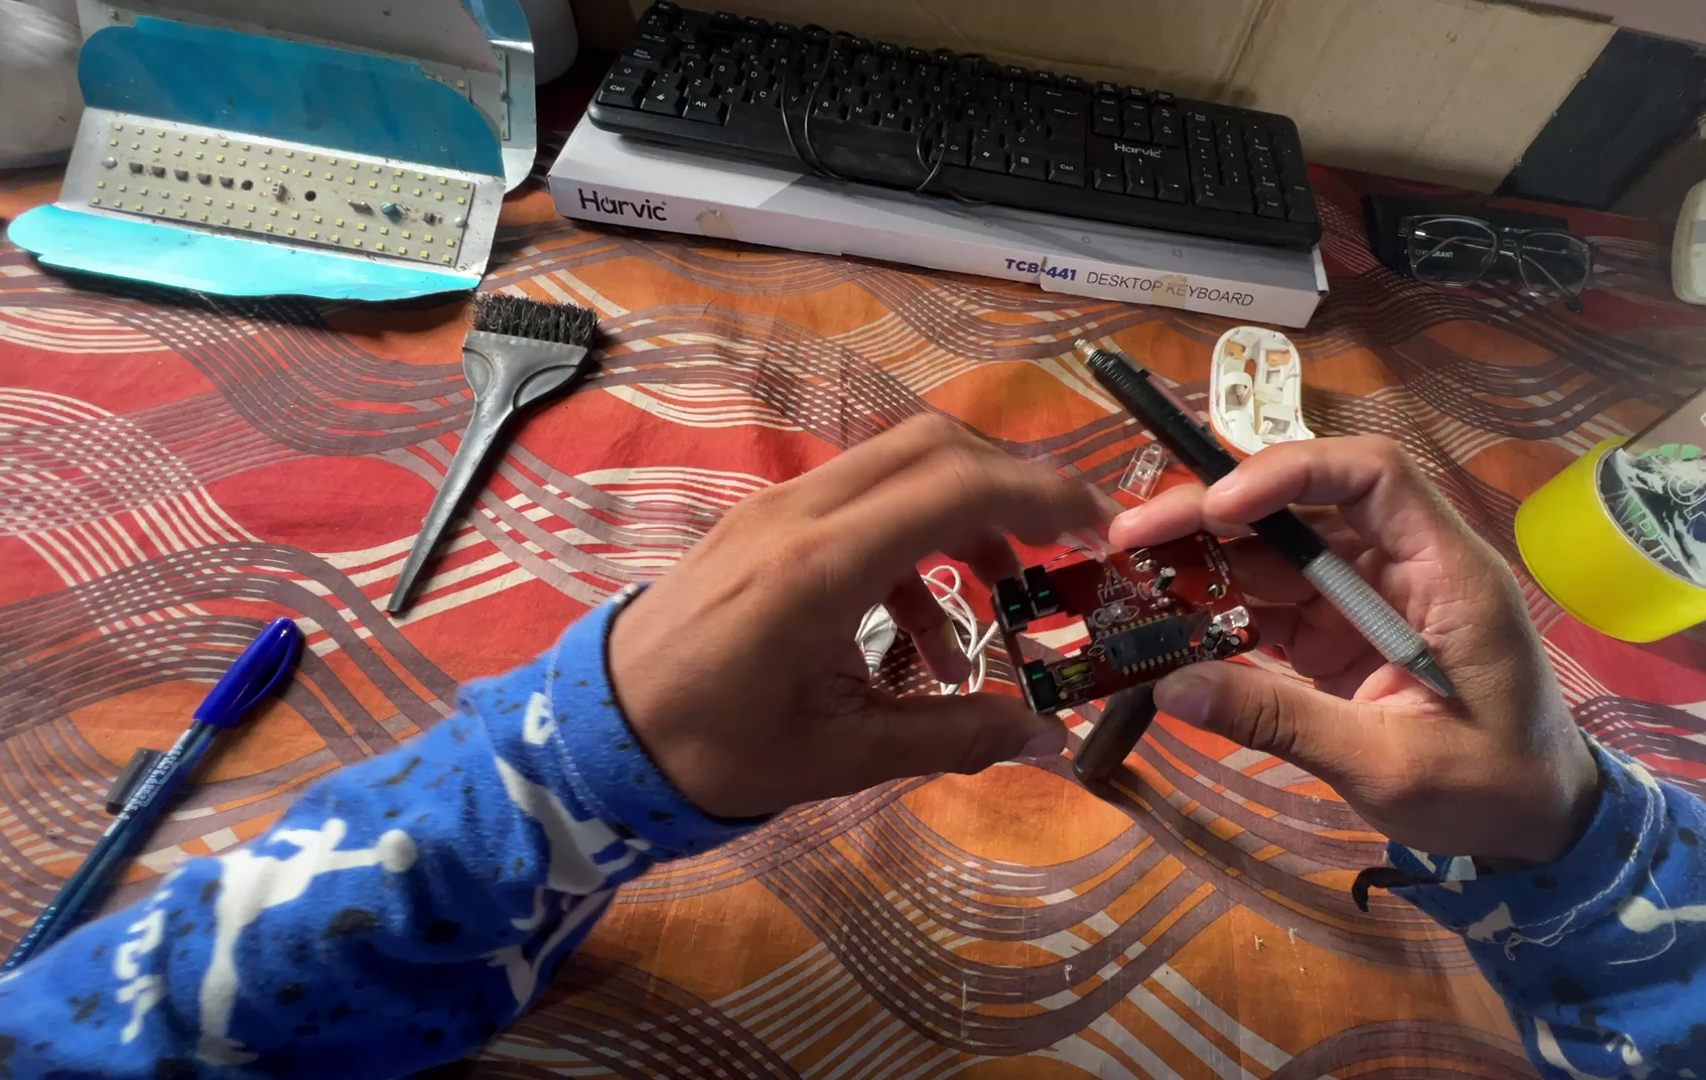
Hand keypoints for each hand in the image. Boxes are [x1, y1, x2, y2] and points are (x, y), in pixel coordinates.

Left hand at [608, 416, 1106, 818]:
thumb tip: (1047, 738)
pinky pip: (865, 501)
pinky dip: (915, 546)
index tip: (1100, 527)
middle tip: (1065, 543)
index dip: (1043, 494)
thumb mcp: (841, 756)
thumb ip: (953, 738)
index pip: (956, 485)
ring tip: (1002, 595)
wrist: (597, 731)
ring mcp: (782, 504)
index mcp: (822, 565)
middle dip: (1016, 486)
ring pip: (901, 465)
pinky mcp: (771, 517)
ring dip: (967, 516)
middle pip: (935, 447)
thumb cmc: (712, 749)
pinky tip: (921, 627)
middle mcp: (804, 510)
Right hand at [1108, 436, 1598, 865]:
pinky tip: (1162, 614)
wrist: (1531, 828)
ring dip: (1197, 557)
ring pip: (1267, 549)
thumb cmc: (1491, 789)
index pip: (1372, 476)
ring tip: (1127, 572)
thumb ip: (1281, 721)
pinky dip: (1211, 604)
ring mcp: (1357, 594)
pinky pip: (1261, 599)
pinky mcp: (1330, 626)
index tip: (1218, 508)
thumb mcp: (1388, 763)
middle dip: (1209, 514)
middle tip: (1129, 535)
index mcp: (1442, 573)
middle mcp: (1395, 565)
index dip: (1291, 473)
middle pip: (1296, 507)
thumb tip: (1170, 689)